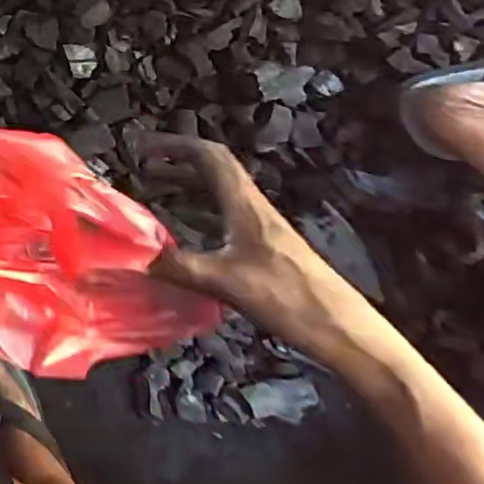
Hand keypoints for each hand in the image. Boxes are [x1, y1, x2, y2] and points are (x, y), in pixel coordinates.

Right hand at [142, 133, 382, 366]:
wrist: (354, 340)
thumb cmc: (293, 303)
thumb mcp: (227, 283)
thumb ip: (176, 265)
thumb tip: (129, 254)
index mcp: (246, 206)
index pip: (209, 156)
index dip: (173, 144)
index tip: (141, 147)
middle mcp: (255, 209)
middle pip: (214, 167)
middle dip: (175, 158)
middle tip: (142, 164)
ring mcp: (264, 228)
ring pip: (219, 189)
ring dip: (186, 180)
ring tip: (155, 186)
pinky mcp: (268, 248)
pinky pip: (224, 211)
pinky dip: (198, 206)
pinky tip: (184, 225)